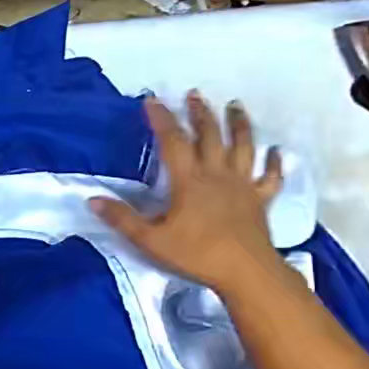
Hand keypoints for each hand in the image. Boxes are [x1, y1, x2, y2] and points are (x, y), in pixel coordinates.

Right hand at [91, 92, 285, 293]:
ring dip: (239, 125)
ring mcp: (242, 186)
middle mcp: (216, 175)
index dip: (162, 119)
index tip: (152, 100)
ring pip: (242, 147)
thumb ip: (122, 219)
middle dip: (200, 113)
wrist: (246, 273)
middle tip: (194, 94)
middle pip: (209, 136)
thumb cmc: (196, 254)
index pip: (172, 142)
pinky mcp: (259, 201)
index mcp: (189, 181)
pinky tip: (277, 151)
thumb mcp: (150, 239)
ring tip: (235, 105)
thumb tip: (92, 200)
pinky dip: (274, 163)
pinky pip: (269, 178)